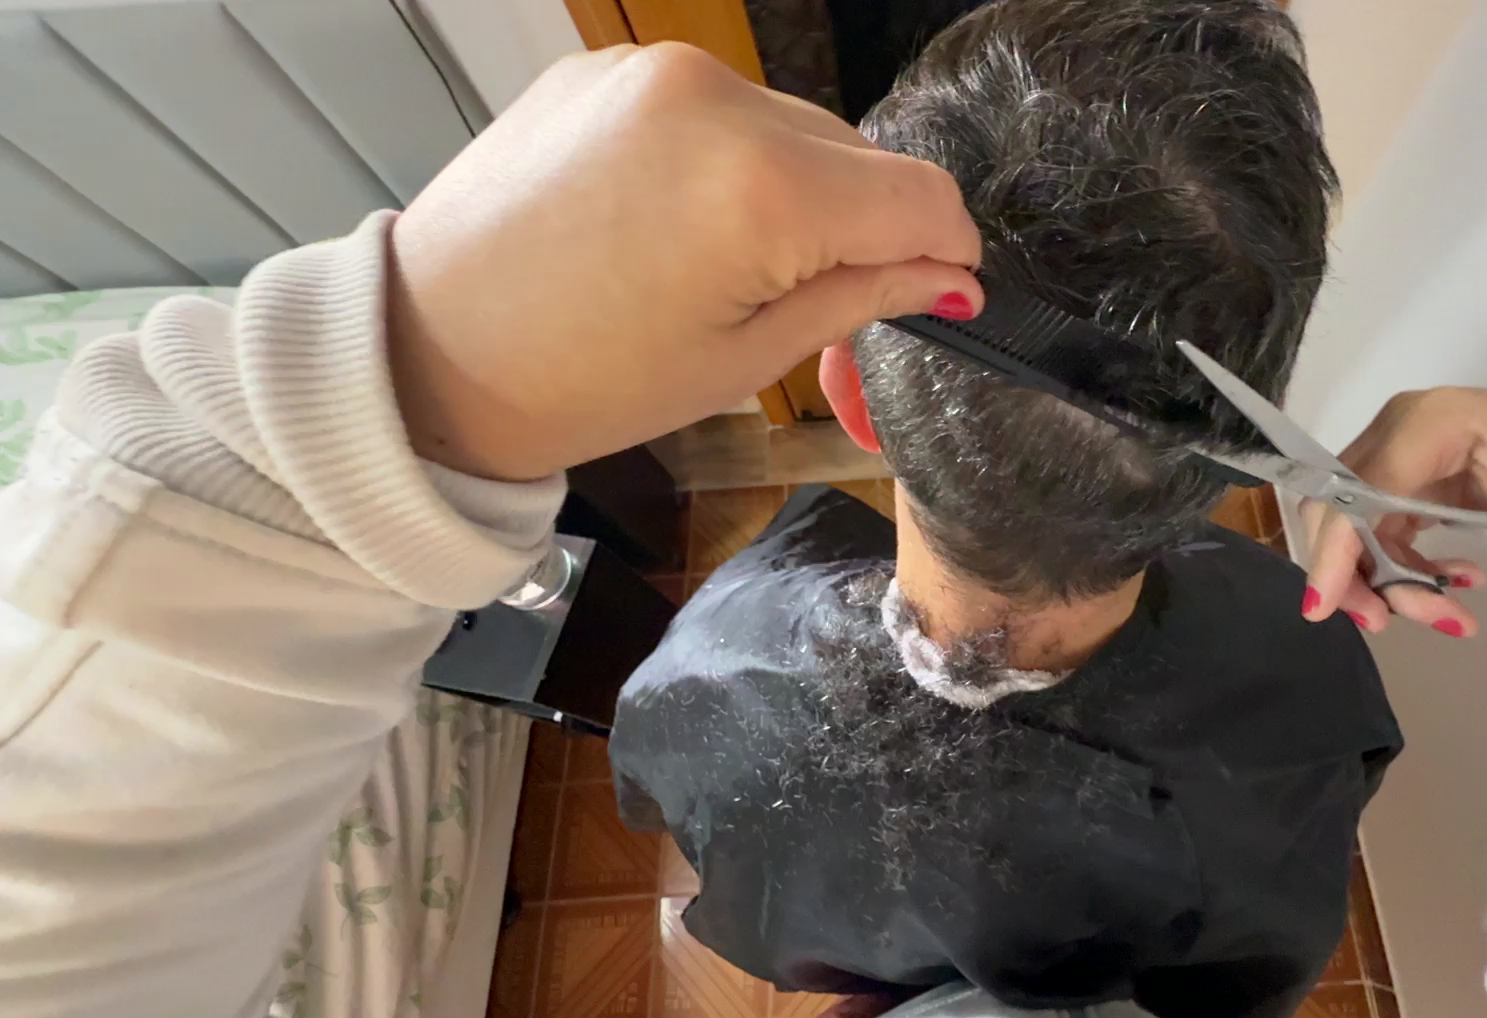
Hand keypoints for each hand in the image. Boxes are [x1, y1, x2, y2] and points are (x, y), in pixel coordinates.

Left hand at [386, 45, 982, 479]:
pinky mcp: (615, 68)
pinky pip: (732, 112)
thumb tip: (953, 280)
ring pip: (803, 130)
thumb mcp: (753, 356)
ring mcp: (659, 71)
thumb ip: (866, 296)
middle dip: (875, 228)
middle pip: (865, 158)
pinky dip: (749, 166)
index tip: (947, 292)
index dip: (951, 249)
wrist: (438, 352)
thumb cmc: (600, 384)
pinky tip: (699, 222)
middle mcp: (720, 99)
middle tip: (832, 301)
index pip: (920, 197)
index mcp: (763, 190)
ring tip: (753, 266)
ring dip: (814, 196)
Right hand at [1301, 387, 1486, 633]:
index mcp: (1433, 424)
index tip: (1322, 606)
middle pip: (1336, 508)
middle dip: (1351, 573)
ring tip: (1440, 613)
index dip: (1338, 550)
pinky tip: (1446, 582)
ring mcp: (1389, 451)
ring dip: (1373, 576)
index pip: (1361, 491)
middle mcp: (1394, 432)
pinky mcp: (1394, 476)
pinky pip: (1367, 527)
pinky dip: (1393, 566)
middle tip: (1384, 622)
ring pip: (1344, 523)